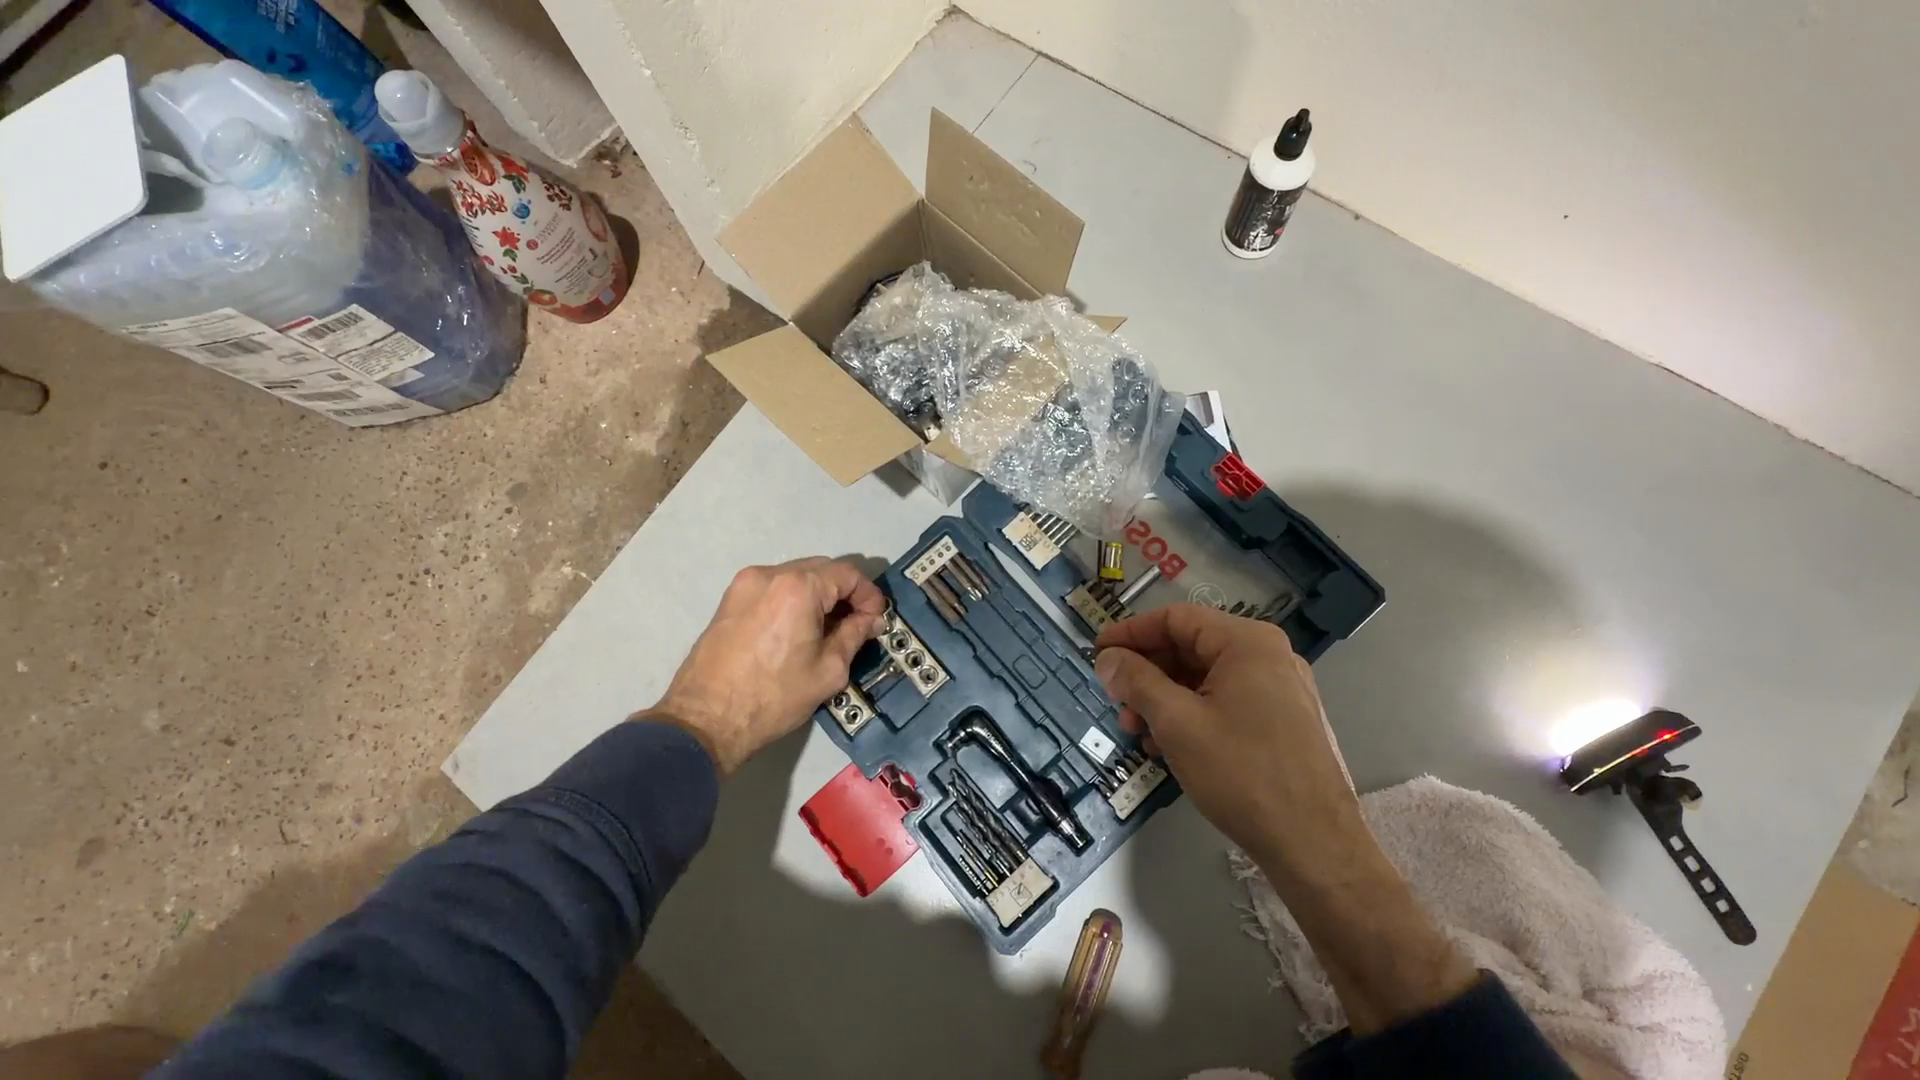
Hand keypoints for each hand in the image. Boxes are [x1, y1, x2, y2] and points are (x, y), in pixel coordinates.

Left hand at [639, 558, 886, 775]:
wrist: (706, 719)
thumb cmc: (773, 697)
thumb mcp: (828, 670)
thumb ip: (854, 635)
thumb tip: (870, 620)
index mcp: (798, 587)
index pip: (847, 573)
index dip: (869, 594)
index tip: (875, 620)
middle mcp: (770, 574)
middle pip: (821, 569)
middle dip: (844, 593)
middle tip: (857, 624)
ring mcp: (745, 584)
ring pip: (796, 576)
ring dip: (818, 595)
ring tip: (828, 629)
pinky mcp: (730, 599)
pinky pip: (773, 588)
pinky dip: (793, 600)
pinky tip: (798, 630)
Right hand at [1094, 603, 1359, 878]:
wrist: (1313, 842)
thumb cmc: (1241, 773)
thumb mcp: (1177, 723)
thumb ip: (1137, 682)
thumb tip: (1107, 659)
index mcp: (1247, 643)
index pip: (1176, 618)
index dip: (1131, 633)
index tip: (1097, 654)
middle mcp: (1269, 656)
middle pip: (1191, 647)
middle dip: (1147, 673)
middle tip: (1116, 703)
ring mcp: (1280, 689)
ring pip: (1206, 679)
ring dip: (1165, 699)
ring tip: (1139, 733)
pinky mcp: (1284, 722)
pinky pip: (1226, 702)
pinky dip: (1192, 715)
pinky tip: (1170, 747)